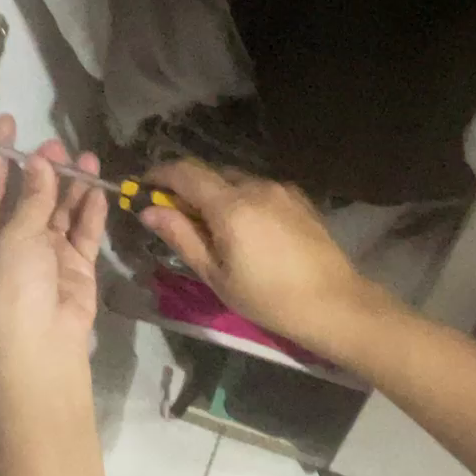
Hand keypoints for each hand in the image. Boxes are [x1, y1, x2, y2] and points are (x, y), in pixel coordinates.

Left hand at [0, 115, 107, 366]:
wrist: (44, 341)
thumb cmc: (17, 286)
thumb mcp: (17, 237)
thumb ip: (31, 198)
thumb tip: (38, 161)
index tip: (9, 123)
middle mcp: (19, 237)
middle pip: (31, 193)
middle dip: (44, 168)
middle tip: (59, 146)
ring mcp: (49, 250)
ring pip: (62, 209)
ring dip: (73, 185)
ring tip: (87, 160)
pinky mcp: (77, 263)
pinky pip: (85, 230)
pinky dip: (91, 211)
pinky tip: (99, 191)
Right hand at [138, 159, 387, 350]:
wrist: (333, 303)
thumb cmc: (267, 298)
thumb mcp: (215, 275)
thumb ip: (181, 237)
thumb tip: (149, 211)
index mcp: (230, 206)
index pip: (185, 173)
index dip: (158, 175)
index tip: (142, 186)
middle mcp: (256, 186)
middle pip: (211, 174)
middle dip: (187, 189)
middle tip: (176, 217)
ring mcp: (281, 189)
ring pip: (236, 182)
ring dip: (217, 196)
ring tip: (214, 230)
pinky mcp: (299, 199)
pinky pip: (260, 191)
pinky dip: (242, 201)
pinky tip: (248, 231)